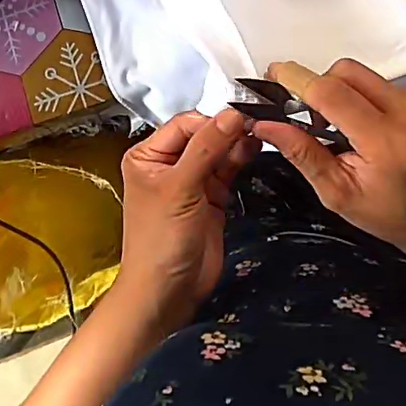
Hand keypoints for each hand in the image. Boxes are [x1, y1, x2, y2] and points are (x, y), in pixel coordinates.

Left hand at [115, 109, 258, 324]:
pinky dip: (240, 160)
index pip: (183, 125)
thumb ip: (206, 149)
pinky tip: (253, 149)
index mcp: (147, 156)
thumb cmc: (160, 241)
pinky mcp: (210, 197)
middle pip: (202, 135)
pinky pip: (226, 171)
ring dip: (236, 144)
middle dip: (226, 131)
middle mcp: (167, 164)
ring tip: (257, 135)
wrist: (168, 290)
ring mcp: (190, 181)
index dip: (211, 120)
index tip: (240, 117)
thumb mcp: (180, 189)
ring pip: (217, 152)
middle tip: (255, 125)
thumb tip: (230, 115)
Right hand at [250, 59, 405, 252]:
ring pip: (362, 74)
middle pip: (345, 72)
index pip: (332, 93)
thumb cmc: (391, 212)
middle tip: (308, 115)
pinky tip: (366, 125)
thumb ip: (300, 152)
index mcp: (387, 143)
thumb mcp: (336, 192)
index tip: (274, 76)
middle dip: (318, 87)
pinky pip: (380, 82)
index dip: (297, 80)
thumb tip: (265, 124)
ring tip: (341, 126)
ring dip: (341, 92)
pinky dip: (363, 97)